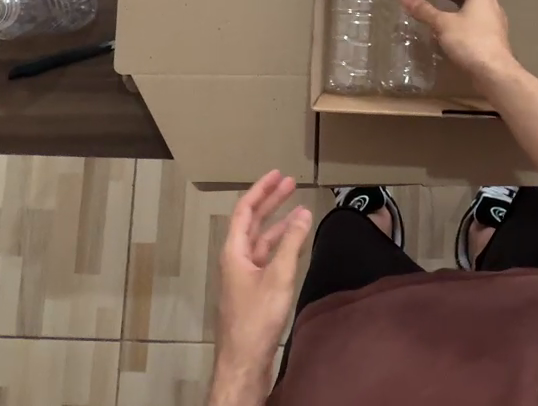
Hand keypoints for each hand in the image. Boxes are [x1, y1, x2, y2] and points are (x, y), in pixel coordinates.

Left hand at [213, 170, 312, 389]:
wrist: (243, 363)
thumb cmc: (257, 318)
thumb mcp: (278, 276)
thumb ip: (291, 243)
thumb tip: (303, 212)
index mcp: (234, 251)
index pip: (245, 210)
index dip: (261, 190)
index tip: (277, 174)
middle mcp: (235, 259)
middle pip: (252, 222)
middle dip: (271, 202)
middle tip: (290, 184)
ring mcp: (243, 276)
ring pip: (261, 241)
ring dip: (278, 224)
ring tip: (299, 210)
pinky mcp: (252, 291)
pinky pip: (266, 258)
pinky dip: (281, 246)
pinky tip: (295, 243)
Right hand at [401, 0, 518, 82]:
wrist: (495, 72)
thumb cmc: (470, 41)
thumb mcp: (442, 24)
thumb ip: (424, 10)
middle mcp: (492, 4)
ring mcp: (496, 22)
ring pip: (477, 6)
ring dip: (459, 4)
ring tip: (441, 11)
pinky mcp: (494, 38)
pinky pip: (479, 21)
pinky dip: (464, 19)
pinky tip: (451, 31)